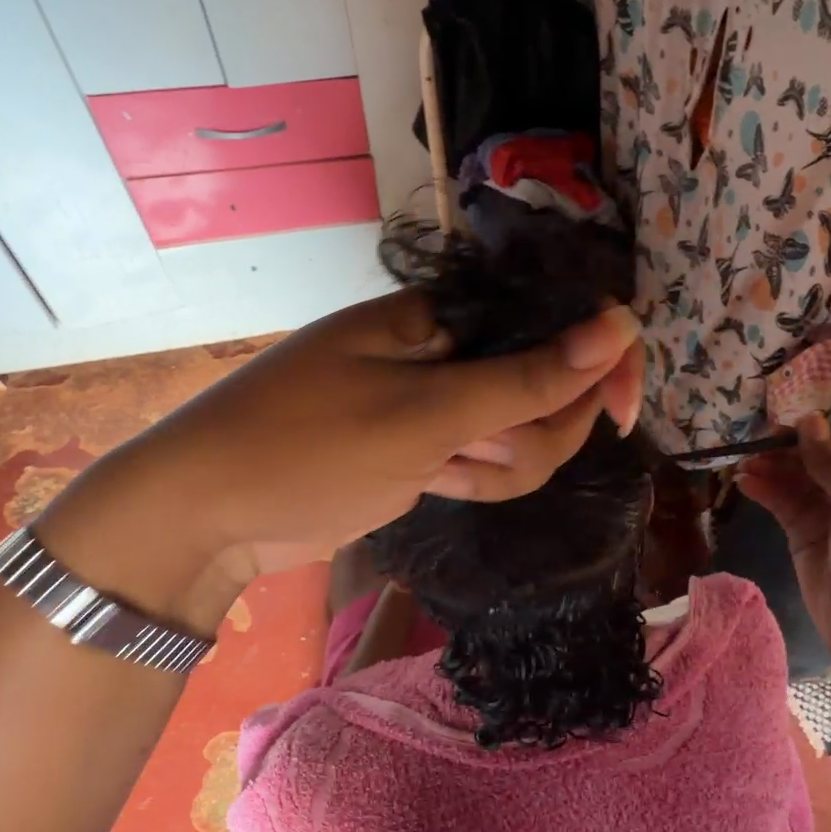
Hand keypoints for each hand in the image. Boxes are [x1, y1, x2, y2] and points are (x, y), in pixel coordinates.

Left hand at [34, 288, 643, 629]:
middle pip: (545, 389)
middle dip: (533, 434)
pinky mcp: (427, 452)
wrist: (207, 515)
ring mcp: (438, 406)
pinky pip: (486, 462)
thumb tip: (621, 324)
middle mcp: (449, 353)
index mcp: (445, 316)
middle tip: (478, 459)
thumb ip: (527, 378)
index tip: (622, 413)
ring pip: (520, 436)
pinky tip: (433, 487)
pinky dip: (475, 480)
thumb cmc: (307, 445)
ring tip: (440, 477)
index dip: (597, 365)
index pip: (554, 326)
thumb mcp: (425, 414)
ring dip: (500, 466)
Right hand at [737, 415, 830, 662]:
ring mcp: (828, 515)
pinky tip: (744, 483)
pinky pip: (783, 505)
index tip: (783, 424)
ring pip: (795, 481)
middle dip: (787, 451)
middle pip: (816, 460)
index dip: (815, 432)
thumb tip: (808, 418)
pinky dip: (765, 492)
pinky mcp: (803, 536)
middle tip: (755, 443)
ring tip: (743, 464)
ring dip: (771, 470)